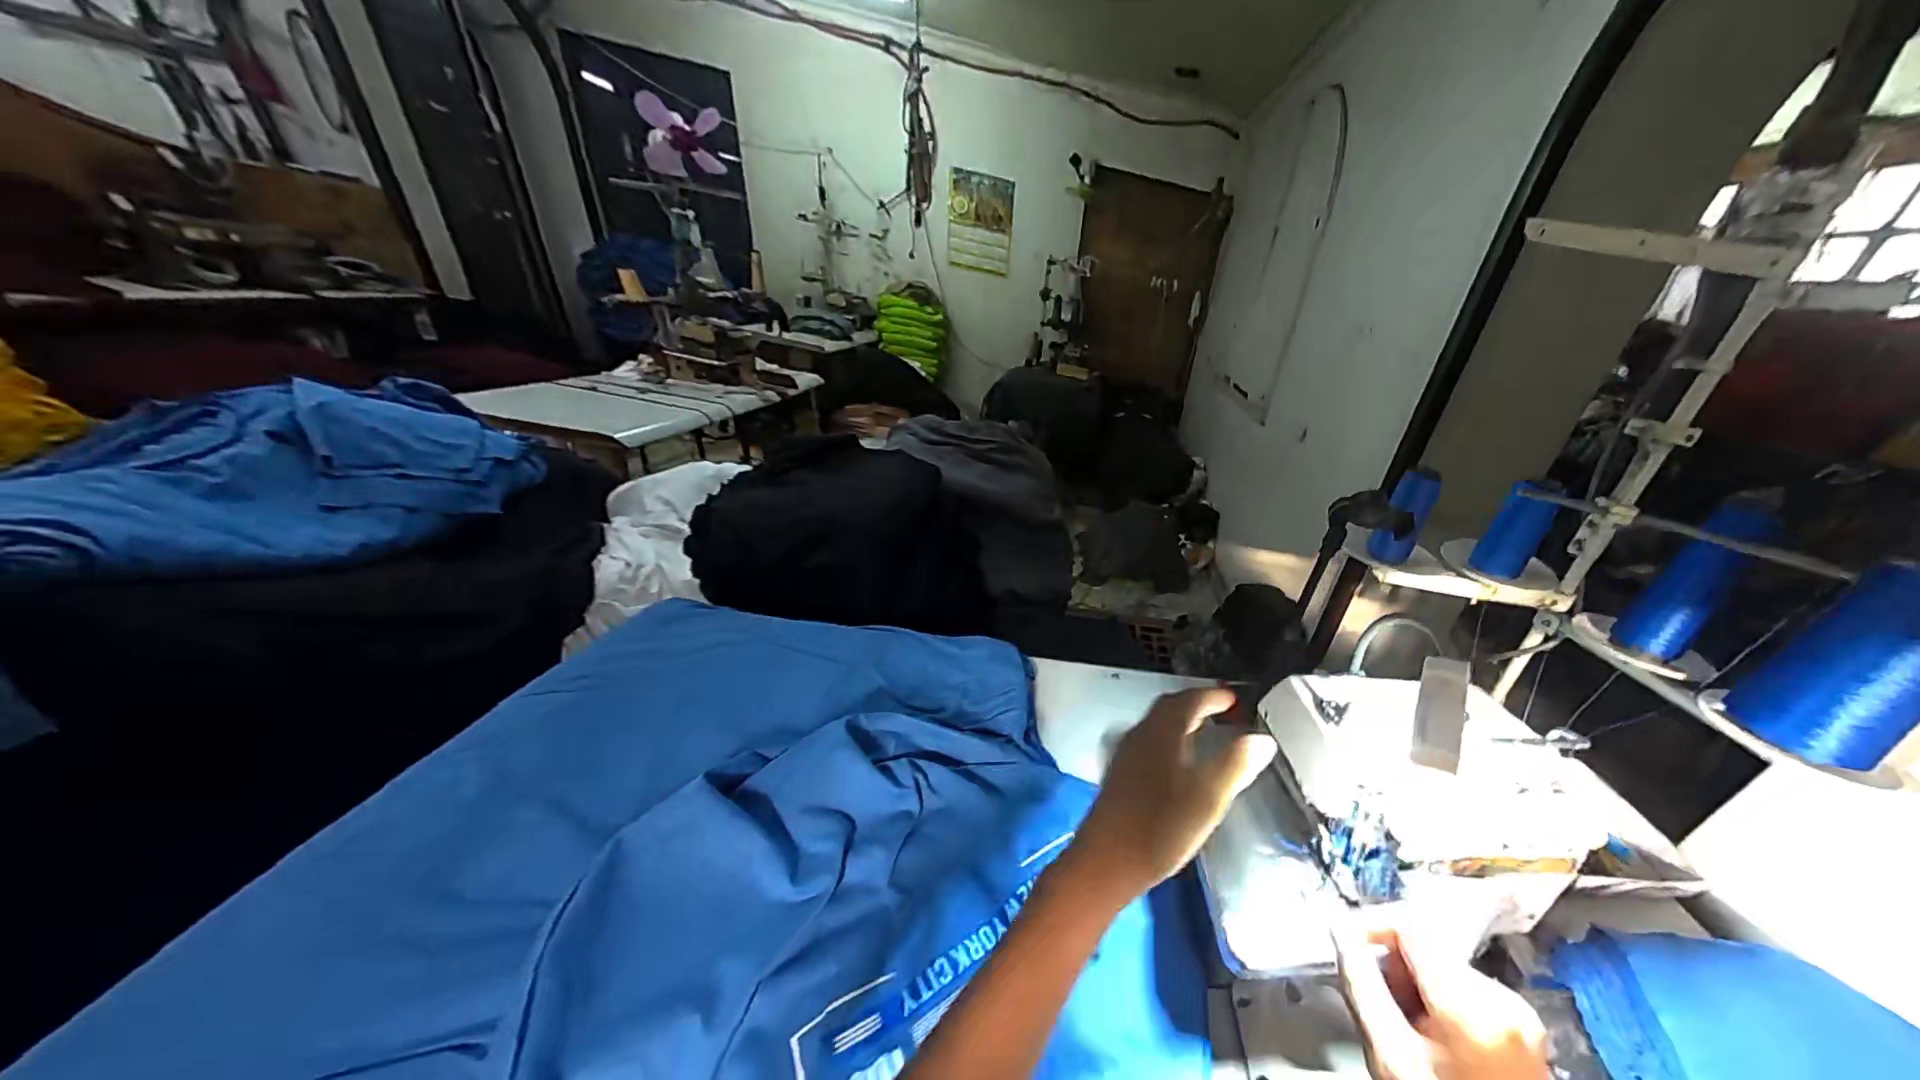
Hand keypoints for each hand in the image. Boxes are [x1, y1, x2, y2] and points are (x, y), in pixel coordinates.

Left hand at [1065, 688, 1276, 900]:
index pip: (1188, 700)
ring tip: (1205, 730)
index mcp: (1161, 732)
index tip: (1233, 698)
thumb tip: (1262, 739)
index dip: (1212, 696)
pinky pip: (1148, 739)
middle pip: (1168, 707)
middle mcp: (1139, 733)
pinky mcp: (1119, 771)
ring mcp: (1125, 751)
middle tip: (1221, 710)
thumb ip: (1235, 764)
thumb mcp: (1209, 797)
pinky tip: (1178, 758)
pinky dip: (1168, 736)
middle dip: (1195, 703)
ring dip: (1180, 720)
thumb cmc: (1162, 826)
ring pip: (1155, 723)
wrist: (1108, 859)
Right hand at [1336, 920, 1549, 1079]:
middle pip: (1429, 944)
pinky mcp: (1521, 1021)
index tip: (1348, 941)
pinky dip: (1436, 995)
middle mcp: (1504, 1002)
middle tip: (1380, 998)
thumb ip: (1363, 990)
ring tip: (1405, 1020)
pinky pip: (1461, 982)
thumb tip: (1341, 936)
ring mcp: (1519, 1013)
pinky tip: (1430, 1030)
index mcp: (1472, 1010)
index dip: (1374, 924)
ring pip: (1441, 962)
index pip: (1413, 925)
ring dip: (1412, 979)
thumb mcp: (1392, 1057)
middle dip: (1394, 961)